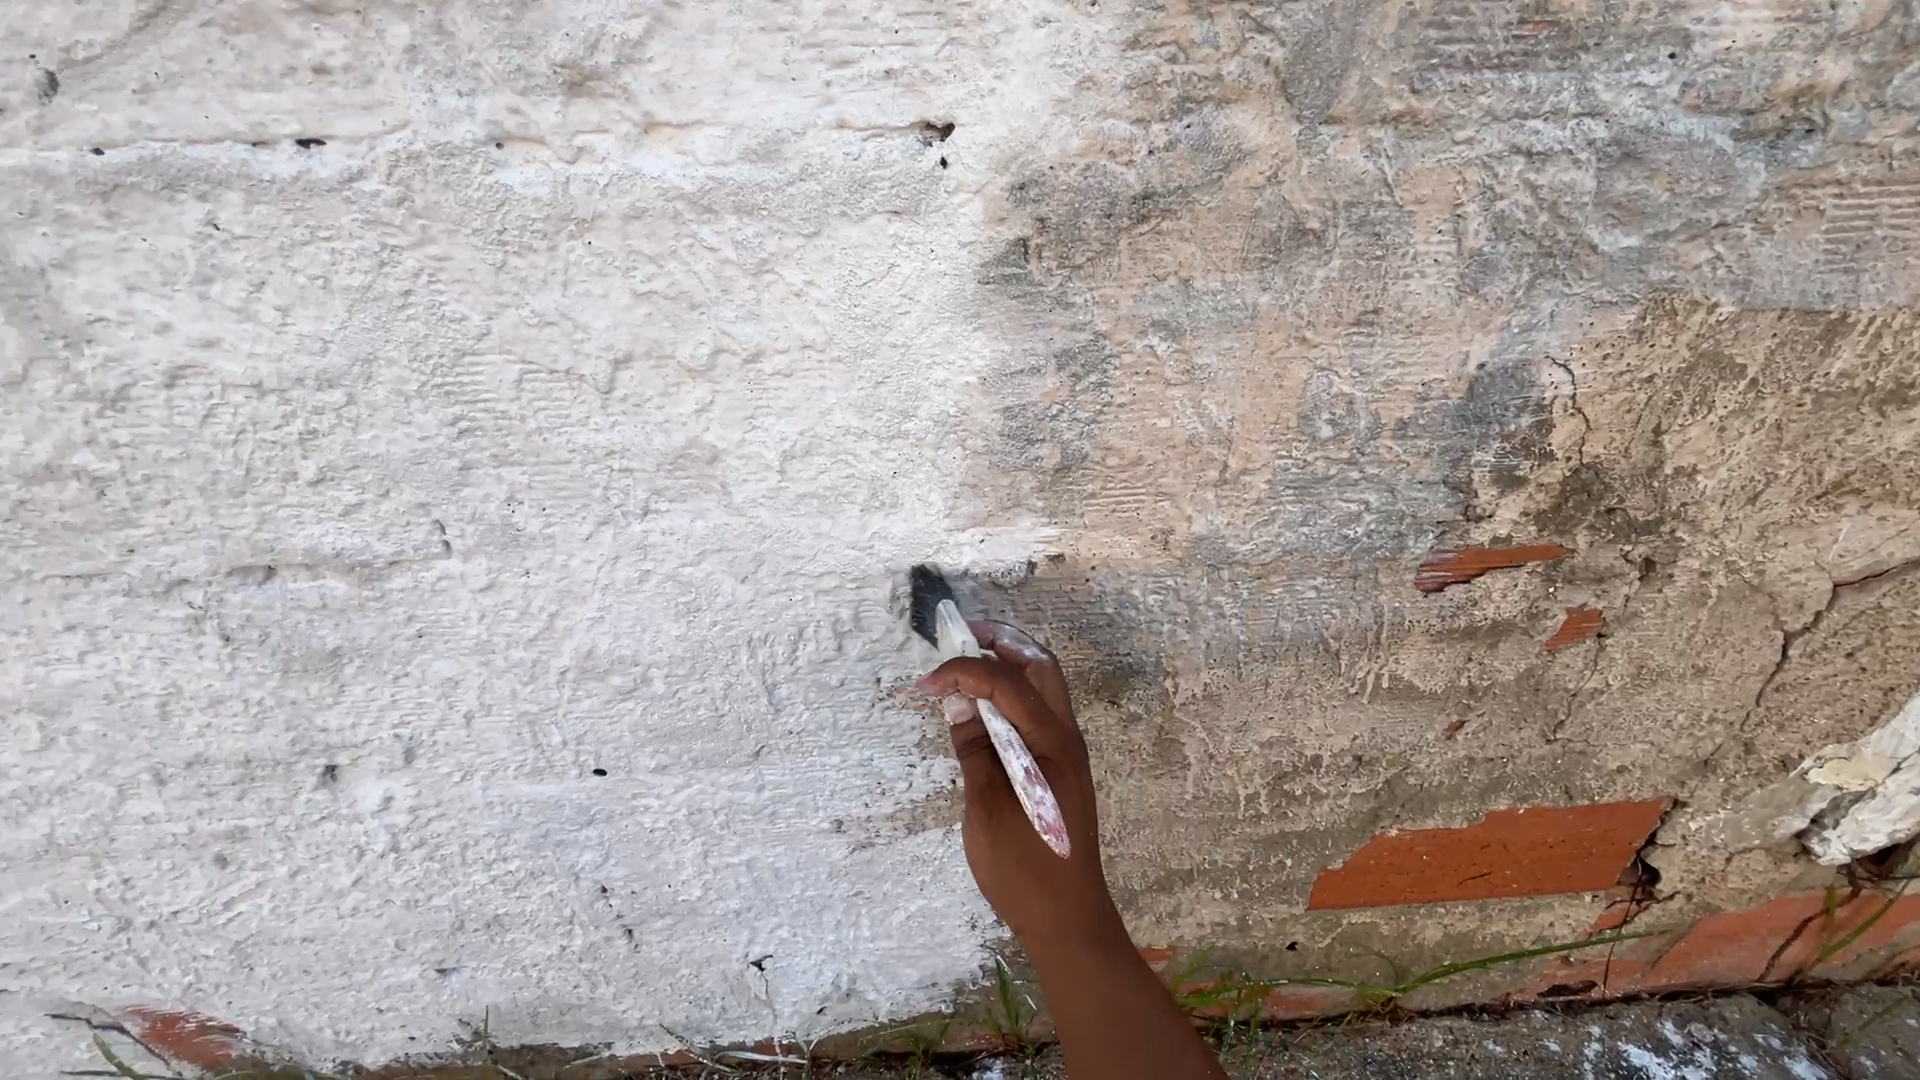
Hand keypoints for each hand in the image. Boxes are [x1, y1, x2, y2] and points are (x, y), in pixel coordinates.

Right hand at [917, 621, 1123, 953]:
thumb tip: (958, 699)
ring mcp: (1067, 749)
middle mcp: (1067, 735)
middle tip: (961, 636)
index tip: (927, 683)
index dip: (964, 671)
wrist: (1068, 920)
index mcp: (1052, 742)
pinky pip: (1039, 708)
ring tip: (968, 659)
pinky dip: (1012, 691)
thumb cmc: (1025, 870)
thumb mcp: (986, 809)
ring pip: (1045, 684)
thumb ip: (975, 748)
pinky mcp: (1059, 764)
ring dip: (1009, 661)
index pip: (1007, 683)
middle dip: (1002, 640)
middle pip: (1041, 665)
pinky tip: (984, 705)